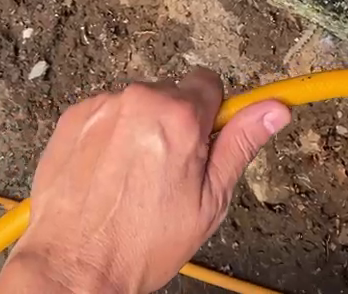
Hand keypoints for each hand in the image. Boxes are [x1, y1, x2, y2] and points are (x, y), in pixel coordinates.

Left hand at [0, 69, 290, 293]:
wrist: (73, 265)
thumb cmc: (140, 243)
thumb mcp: (208, 201)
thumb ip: (241, 144)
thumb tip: (274, 110)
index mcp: (180, 117)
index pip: (209, 82)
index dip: (210, 114)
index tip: (202, 139)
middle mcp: (141, 98)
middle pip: (172, 93)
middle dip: (175, 122)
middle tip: (166, 171)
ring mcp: (104, 104)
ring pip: (138, 103)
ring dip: (140, 127)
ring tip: (132, 177)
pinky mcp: (75, 114)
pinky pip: (106, 111)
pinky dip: (109, 133)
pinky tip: (107, 171)